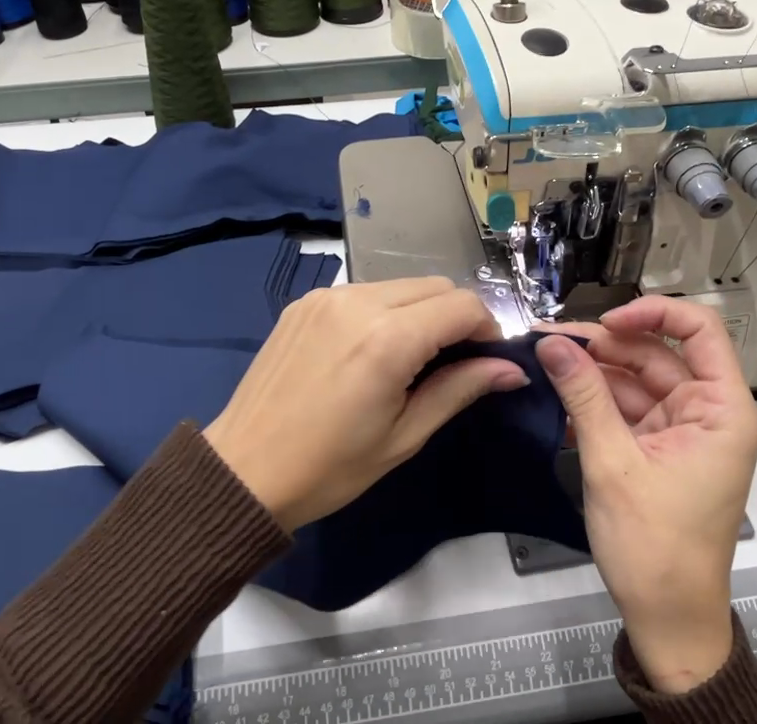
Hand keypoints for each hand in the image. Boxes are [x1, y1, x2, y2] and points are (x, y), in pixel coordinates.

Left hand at [204, 277, 526, 530]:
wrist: (243, 471)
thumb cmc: (330, 467)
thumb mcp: (404, 436)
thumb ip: (460, 389)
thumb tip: (512, 369)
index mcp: (388, 339)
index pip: (463, 306)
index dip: (487, 330)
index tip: (487, 362)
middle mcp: (359, 302)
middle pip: (435, 286)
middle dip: (456, 317)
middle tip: (453, 362)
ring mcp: (327, 296)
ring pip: (400, 285)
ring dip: (420, 311)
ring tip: (411, 359)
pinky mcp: (305, 301)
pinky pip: (363, 292)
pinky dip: (383, 311)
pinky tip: (371, 351)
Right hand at [535, 297, 756, 694]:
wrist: (667, 616)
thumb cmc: (655, 545)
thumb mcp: (612, 463)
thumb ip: (583, 396)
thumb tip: (551, 344)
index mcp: (721, 409)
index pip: (699, 330)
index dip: (653, 312)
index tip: (604, 322)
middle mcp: (707, 411)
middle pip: (655, 353)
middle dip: (602, 345)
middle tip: (548, 340)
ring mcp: (681, 429)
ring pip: (635, 379)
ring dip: (592, 372)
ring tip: (544, 361)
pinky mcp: (659, 448)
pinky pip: (626, 408)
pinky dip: (594, 403)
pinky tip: (558, 398)